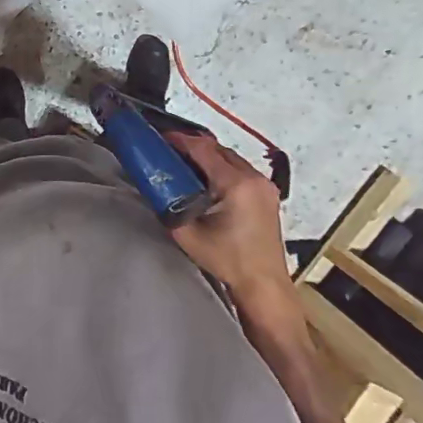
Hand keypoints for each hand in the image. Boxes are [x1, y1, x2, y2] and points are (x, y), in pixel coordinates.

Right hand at [166, 132, 291, 297]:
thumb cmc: (226, 260)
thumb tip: (154, 185)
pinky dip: (221, 167)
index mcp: (236, 185)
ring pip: (230, 157)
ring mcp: (265, 185)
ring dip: (208, 157)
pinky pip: (240, 169)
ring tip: (185, 165)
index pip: (204, 149)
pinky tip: (206, 179)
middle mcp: (254, 178)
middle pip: (218, 149)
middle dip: (193, 147)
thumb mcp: (187, 232)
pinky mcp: (268, 194)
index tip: (161, 139)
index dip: (180, 140)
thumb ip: (168, 204)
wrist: (263, 283)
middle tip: (169, 153)